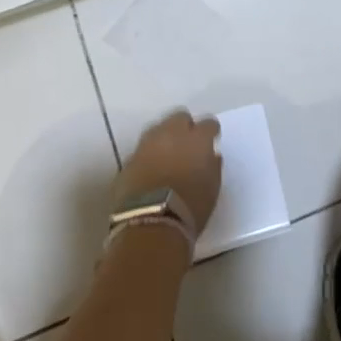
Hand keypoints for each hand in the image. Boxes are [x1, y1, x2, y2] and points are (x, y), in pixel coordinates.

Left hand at [115, 111, 221, 232]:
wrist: (149, 223)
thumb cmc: (190, 208)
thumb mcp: (211, 188)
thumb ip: (212, 166)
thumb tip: (210, 156)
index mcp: (196, 139)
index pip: (208, 123)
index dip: (210, 131)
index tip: (211, 140)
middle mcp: (170, 134)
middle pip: (179, 118)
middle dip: (185, 127)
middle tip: (188, 144)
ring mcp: (146, 145)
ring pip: (157, 130)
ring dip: (164, 139)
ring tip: (167, 156)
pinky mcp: (128, 160)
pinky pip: (142, 151)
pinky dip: (148, 157)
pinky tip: (150, 171)